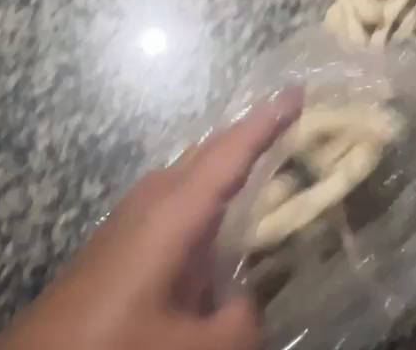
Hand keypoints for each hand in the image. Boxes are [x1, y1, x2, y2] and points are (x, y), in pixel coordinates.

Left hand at [0, 91, 302, 349]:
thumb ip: (240, 321)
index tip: (297, 91)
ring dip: (224, 161)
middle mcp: (153, 198)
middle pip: (208, 151)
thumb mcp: (194, 348)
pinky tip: (213, 217)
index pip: (230, 152)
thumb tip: (251, 299)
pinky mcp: (118, 236)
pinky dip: (203, 190)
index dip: (266, 121)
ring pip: (188, 171)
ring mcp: (130, 214)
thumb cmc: (117, 342)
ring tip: (262, 162)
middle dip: (248, 134)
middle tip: (290, 123)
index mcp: (175, 211)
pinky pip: (172, 195)